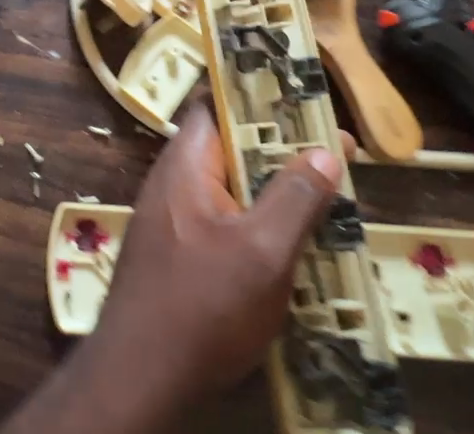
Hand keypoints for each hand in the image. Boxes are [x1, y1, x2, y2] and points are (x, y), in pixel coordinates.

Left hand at [84, 103, 346, 404]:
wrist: (140, 376)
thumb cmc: (202, 305)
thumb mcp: (262, 251)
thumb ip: (294, 197)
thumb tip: (325, 149)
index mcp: (185, 164)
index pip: (215, 105)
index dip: (259, 98)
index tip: (307, 103)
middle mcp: (172, 182)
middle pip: (228, 146)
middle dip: (278, 150)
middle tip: (333, 157)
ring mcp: (171, 219)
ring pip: (228, 187)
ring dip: (272, 191)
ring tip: (324, 199)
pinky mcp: (177, 253)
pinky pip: (221, 221)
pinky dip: (256, 223)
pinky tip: (291, 246)